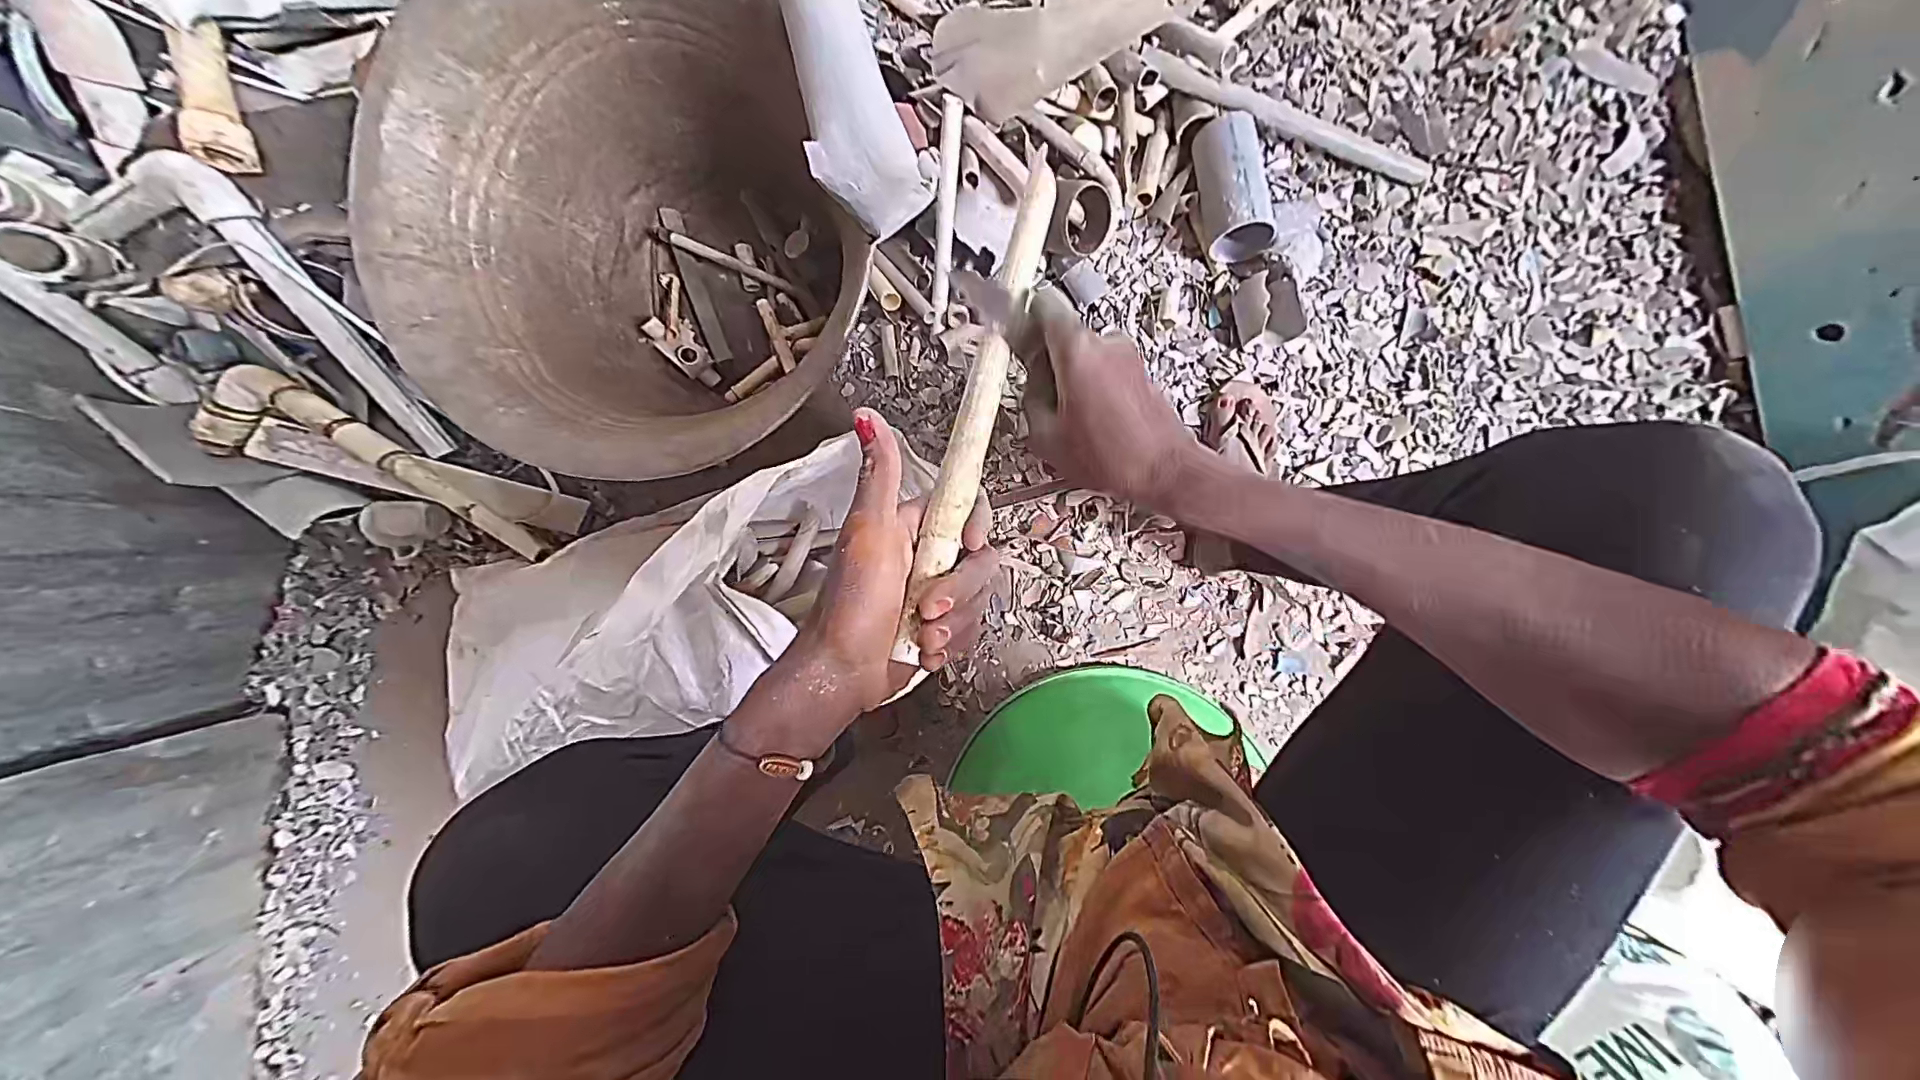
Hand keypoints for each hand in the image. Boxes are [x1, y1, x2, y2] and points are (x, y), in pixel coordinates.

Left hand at [737, 409, 998, 754]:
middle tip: (926, 606)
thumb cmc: (847, 607)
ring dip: (951, 625)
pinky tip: (923, 649)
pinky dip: (949, 646)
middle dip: (958, 592)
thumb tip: (867, 419)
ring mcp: (938, 595)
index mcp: (916, 528)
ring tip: (920, 633)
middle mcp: (931, 559)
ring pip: (980, 600)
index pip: (968, 509)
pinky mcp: (943, 628)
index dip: (976, 528)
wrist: (843, 673)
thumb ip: (881, 477)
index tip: (968, 543)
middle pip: (982, 561)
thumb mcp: (867, 532)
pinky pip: (972, 630)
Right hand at [1020, 293, 1201, 510]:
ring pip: (1084, 355)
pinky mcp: (1140, 372)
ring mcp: (1127, 356)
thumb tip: (1030, 383)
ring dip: (1071, 378)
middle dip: (1047, 363)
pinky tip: (1091, 422)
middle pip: (1063, 337)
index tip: (1013, 332)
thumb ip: (1030, 398)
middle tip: (1041, 397)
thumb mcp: (1046, 436)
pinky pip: (1104, 369)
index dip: (1022, 318)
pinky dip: (1092, 387)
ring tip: (1071, 419)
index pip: (1044, 306)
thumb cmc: (1114, 458)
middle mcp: (1106, 343)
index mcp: (1078, 351)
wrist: (1164, 472)